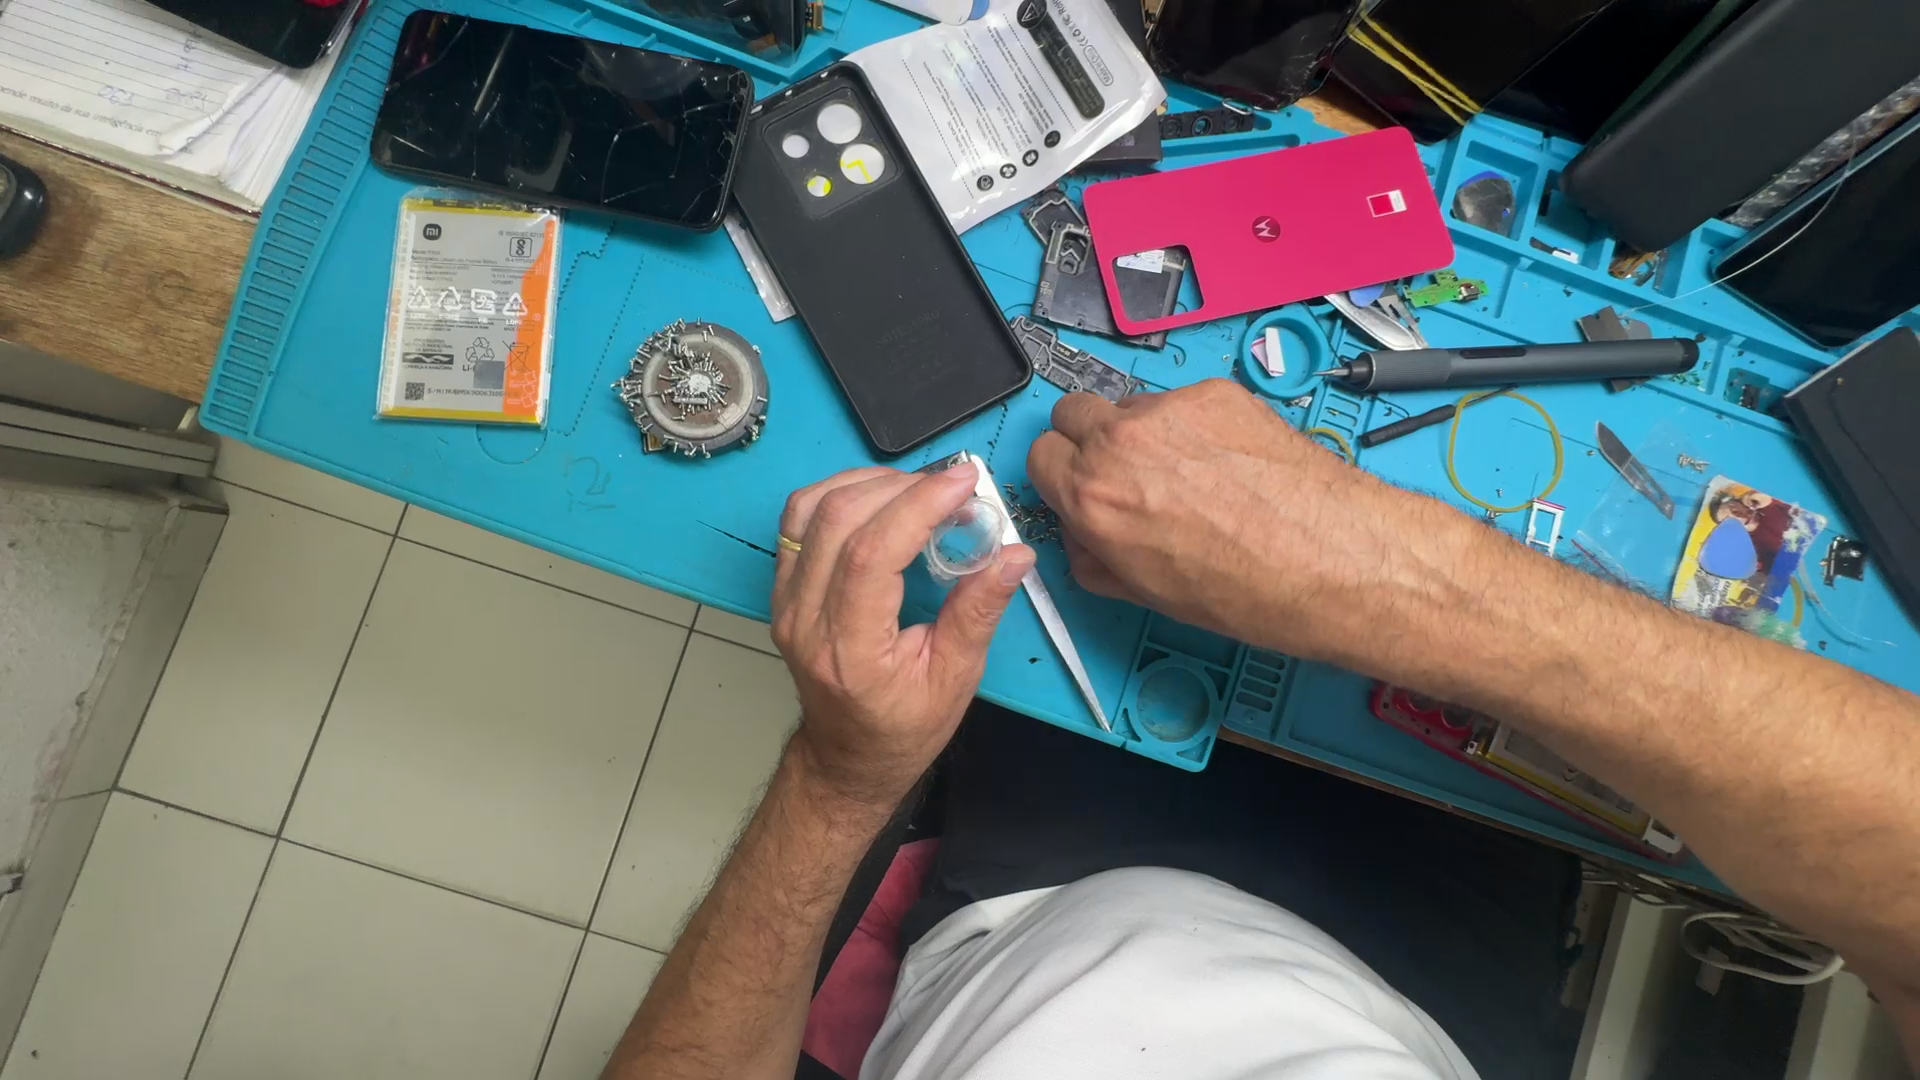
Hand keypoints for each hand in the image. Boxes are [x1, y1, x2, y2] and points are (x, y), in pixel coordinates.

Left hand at [772, 463, 1034, 807]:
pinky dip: (841, 493)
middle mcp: (804, 618)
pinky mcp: (781, 589)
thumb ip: (979, 612)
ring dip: (869, 483)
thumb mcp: (956, 680)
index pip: (872, 553)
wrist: (845, 758)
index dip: (919, 505)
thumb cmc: (904, 729)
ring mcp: (784, 600)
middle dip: (902, 487)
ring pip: (812, 508)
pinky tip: (880, 498)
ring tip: (919, 490)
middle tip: (952, 490)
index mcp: (849, 648)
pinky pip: (800, 519)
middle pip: (839, 519)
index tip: (965, 482)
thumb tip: (1015, 554)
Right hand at [1027, 380, 1461, 663]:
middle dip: (1085, 442)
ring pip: (1125, 404)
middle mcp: (1122, 443)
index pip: (1038, 455)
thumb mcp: (1144, 592)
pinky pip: (1178, 400)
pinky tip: (1222, 460)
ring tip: (1181, 471)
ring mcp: (1170, 410)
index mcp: (1092, 496)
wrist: (1336, 561)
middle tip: (1119, 472)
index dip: (1058, 475)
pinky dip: (1188, 424)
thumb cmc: (1249, 590)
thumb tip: (1083, 532)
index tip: (1076, 485)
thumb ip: (1091, 554)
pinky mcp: (1216, 392)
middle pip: (1070, 412)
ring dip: (1136, 431)